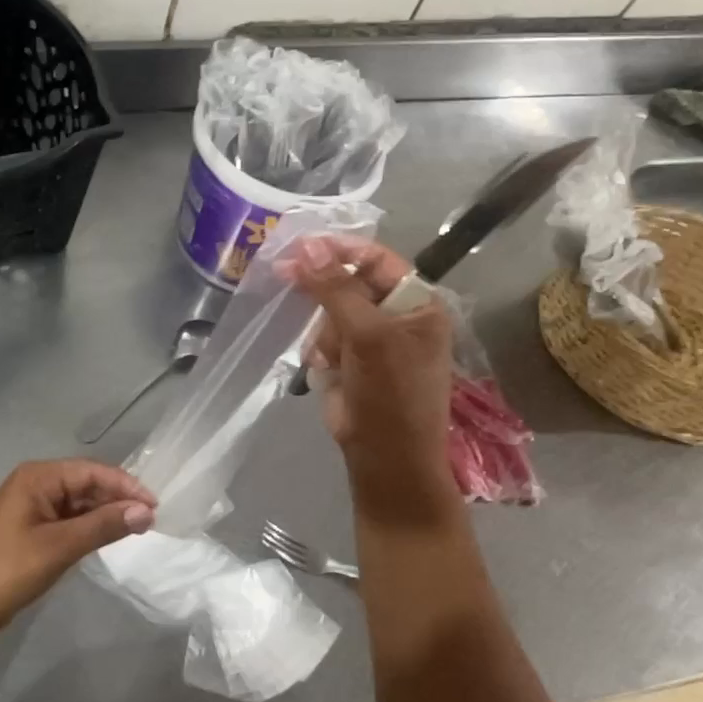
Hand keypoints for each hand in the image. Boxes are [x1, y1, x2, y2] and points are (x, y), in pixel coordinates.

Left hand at [0, 460, 156, 628]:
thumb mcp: (62, 546)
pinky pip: (69, 517)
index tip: (155, 504)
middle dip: (117, 498)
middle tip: (150, 518)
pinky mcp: (32, 526)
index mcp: (37, 476)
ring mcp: (32, 505)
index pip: (90, 471)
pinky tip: (109, 534)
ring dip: (105, 512)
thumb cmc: (13, 569)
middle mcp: (34, 482)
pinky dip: (90, 524)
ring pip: (78, 501)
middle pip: (85, 482)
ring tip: (137, 526)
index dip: (124, 485)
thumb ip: (104, 525)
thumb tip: (145, 511)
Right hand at [279, 236, 455, 507]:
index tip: (300, 244)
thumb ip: (336, 288)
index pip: (376, 259)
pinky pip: (323, 336)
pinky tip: (326, 369)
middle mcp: (396, 316)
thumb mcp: (367, 335)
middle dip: (324, 290)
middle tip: (284, 273)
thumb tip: (306, 246)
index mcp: (418, 304)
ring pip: (329, 310)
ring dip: (324, 331)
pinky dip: (320, 350)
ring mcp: (371, 339)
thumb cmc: (392, 393)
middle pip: (348, 282)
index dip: (340, 248)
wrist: (386, 458)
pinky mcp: (349, 360)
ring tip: (331, 358)